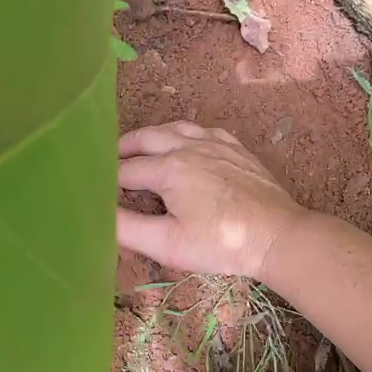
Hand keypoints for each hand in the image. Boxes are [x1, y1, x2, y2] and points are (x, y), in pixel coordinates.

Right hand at [116, 121, 313, 280]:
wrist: (277, 235)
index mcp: (169, 168)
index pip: (126, 170)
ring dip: (152, 135)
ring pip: (175, 127)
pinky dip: (184, 133)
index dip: (107, 179)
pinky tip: (185, 142)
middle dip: (124, 146)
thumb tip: (99, 212)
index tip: (94, 187)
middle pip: (147, 137)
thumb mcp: (169, 244)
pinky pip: (203, 130)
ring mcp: (216, 143)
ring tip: (140, 146)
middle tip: (107, 156)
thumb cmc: (220, 243)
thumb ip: (128, 228)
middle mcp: (189, 146)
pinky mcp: (236, 148)